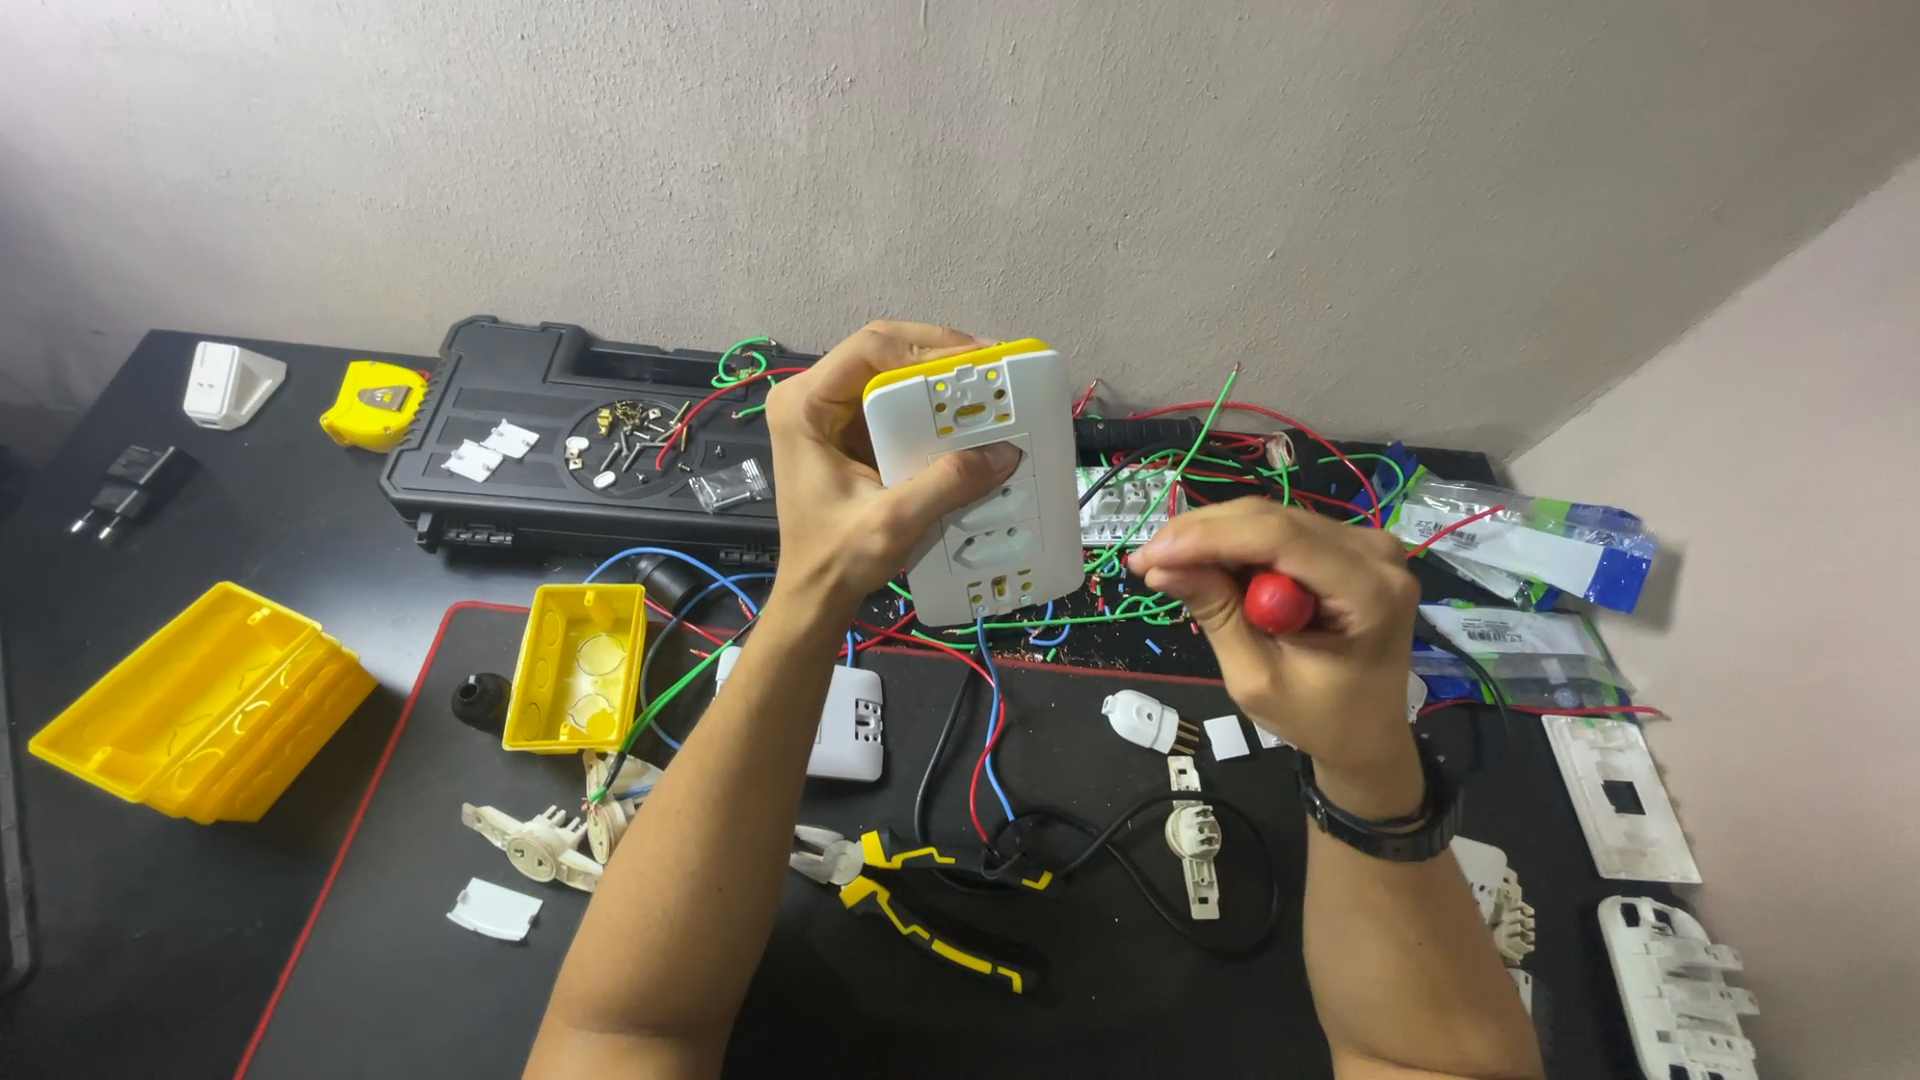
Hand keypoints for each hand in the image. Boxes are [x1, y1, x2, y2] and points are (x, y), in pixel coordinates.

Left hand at [763, 321, 1021, 614]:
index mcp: (804, 407)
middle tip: (992, 370)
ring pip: (891, 373)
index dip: (926, 347)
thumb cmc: (836, 559)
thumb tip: (1005, 453)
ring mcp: (831, 414)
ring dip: (938, 380)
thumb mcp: (893, 522)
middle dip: (939, 358)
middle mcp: (812, 398)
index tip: (977, 363)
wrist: (816, 593)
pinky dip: (931, 407)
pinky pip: (895, 403)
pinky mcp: (850, 433)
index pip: (869, 349)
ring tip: (986, 387)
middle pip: (882, 352)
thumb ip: (946, 484)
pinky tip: (965, 415)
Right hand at [1128, 499, 1422, 813]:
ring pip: (1267, 518)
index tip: (1148, 557)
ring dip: (1209, 537)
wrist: (1367, 736)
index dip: (1207, 539)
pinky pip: (1275, 532)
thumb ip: (1217, 615)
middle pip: (1270, 519)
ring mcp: (1363, 545)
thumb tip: (1160, 568)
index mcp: (1369, 592)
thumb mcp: (1257, 677)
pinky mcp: (1344, 547)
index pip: (1279, 539)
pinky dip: (1232, 545)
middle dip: (1198, 535)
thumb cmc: (1318, 718)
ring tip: (1164, 563)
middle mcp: (1374, 553)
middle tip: (1144, 560)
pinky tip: (1202, 564)